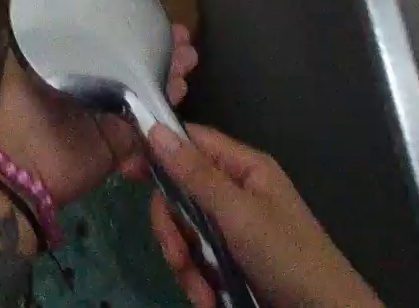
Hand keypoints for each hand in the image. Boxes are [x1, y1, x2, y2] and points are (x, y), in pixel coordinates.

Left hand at [0, 23, 198, 205]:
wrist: (24, 163)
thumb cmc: (21, 108)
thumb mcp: (23, 65)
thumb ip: (36, 43)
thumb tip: (50, 10)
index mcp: (75, 70)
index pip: (110, 47)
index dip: (132, 34)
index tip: (155, 17)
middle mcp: (97, 90)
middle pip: (134, 67)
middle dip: (159, 52)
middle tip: (183, 38)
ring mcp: (113, 116)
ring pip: (147, 91)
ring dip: (169, 74)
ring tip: (187, 57)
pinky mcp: (124, 143)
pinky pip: (150, 124)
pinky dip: (165, 108)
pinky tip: (178, 87)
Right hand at [148, 123, 385, 307]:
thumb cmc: (291, 261)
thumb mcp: (240, 215)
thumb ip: (194, 173)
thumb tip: (153, 128)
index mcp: (244, 169)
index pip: (189, 141)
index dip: (156, 150)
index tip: (126, 171)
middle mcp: (235, 192)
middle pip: (179, 191)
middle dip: (172, 227)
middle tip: (176, 256)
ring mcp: (233, 229)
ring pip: (184, 229)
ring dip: (184, 261)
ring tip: (200, 292)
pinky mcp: (232, 262)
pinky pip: (197, 258)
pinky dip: (197, 281)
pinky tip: (209, 301)